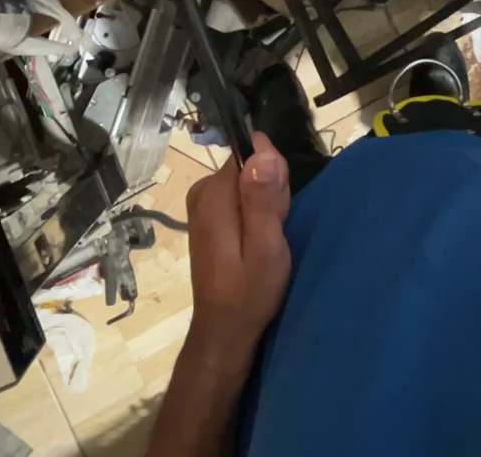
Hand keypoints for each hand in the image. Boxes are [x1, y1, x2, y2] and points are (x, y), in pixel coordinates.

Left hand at [183, 132, 291, 356]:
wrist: (224, 329)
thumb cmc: (248, 292)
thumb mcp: (265, 248)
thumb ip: (263, 198)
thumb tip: (261, 150)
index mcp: (214, 194)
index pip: (254, 154)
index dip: (273, 178)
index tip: (277, 209)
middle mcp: (203, 190)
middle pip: (251, 166)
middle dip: (271, 193)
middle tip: (273, 230)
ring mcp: (203, 201)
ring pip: (249, 180)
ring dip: (266, 204)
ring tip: (266, 238)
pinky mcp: (208, 213)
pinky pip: (241, 194)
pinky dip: (256, 212)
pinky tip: (258, 238)